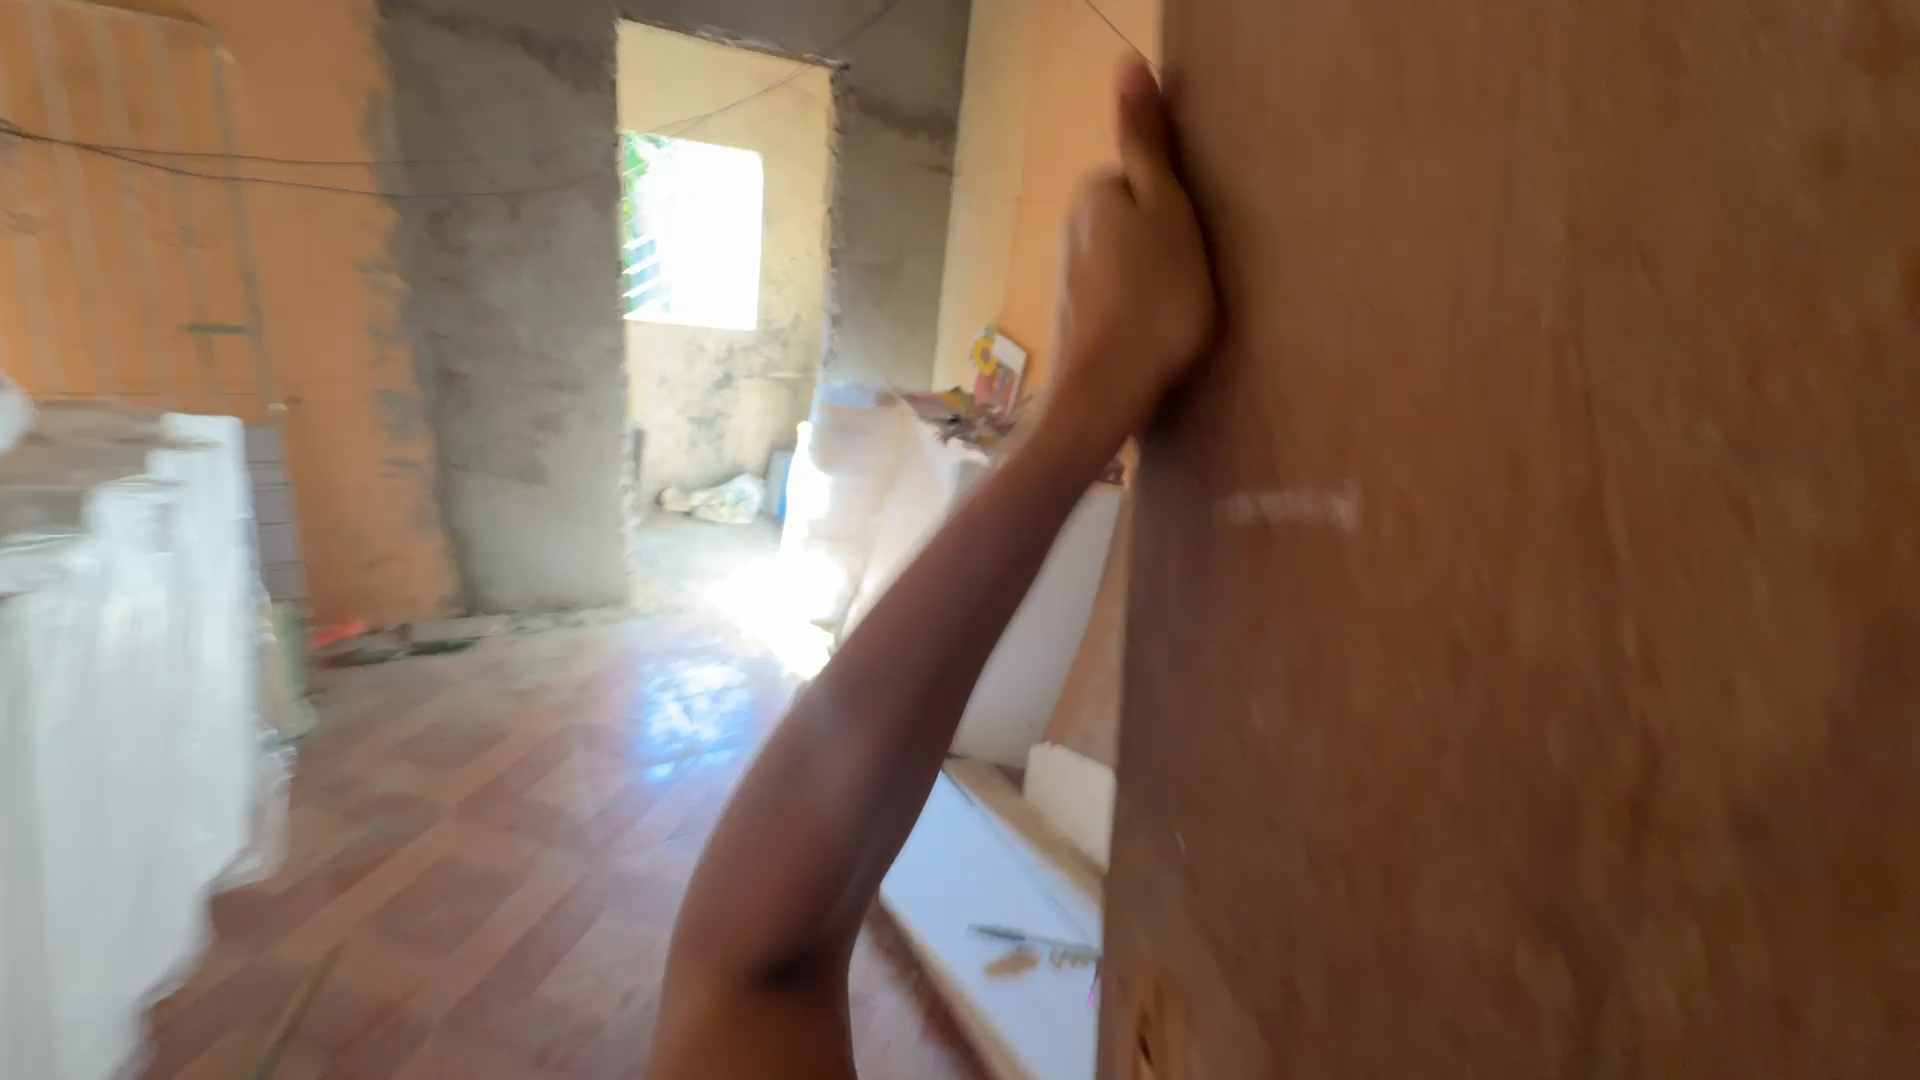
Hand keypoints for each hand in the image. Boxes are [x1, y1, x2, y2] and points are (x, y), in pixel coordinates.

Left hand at [1044, 60, 1214, 460]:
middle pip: (1134, 220)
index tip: (1192, 240)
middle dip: (1163, 242)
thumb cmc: (1153, 299)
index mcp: (1093, 196)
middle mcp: (1071, 231)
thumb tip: (1129, 64)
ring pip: (1126, 262)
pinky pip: (1117, 297)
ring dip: (1152, 280)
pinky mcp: (1075, 321)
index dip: (1177, 206)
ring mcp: (1069, 280)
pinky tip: (1151, 333)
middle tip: (1188, 279)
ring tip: (1174, 311)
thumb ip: (1147, 142)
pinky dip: (1136, 310)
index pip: (1145, 177)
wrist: (1107, 393)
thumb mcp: (1165, 208)